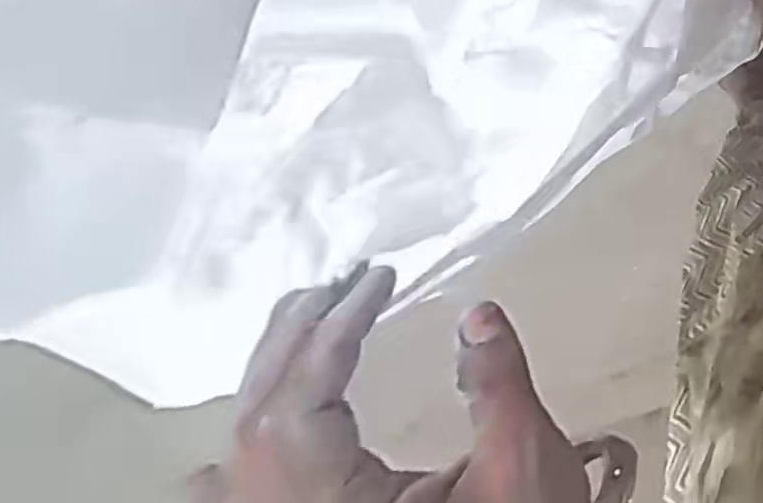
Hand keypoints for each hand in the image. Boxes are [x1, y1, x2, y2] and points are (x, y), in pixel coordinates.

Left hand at [190, 269, 604, 502]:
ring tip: (305, 321)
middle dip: (291, 347)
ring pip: (241, 462)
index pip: (296, 416)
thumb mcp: (521, 456)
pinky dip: (250, 442)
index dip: (329, 338)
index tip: (376, 281)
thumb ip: (497, 384)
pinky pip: (248, 492)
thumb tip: (478, 313)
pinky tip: (250, 428)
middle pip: (254, 434)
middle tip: (335, 285)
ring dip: (270, 381)